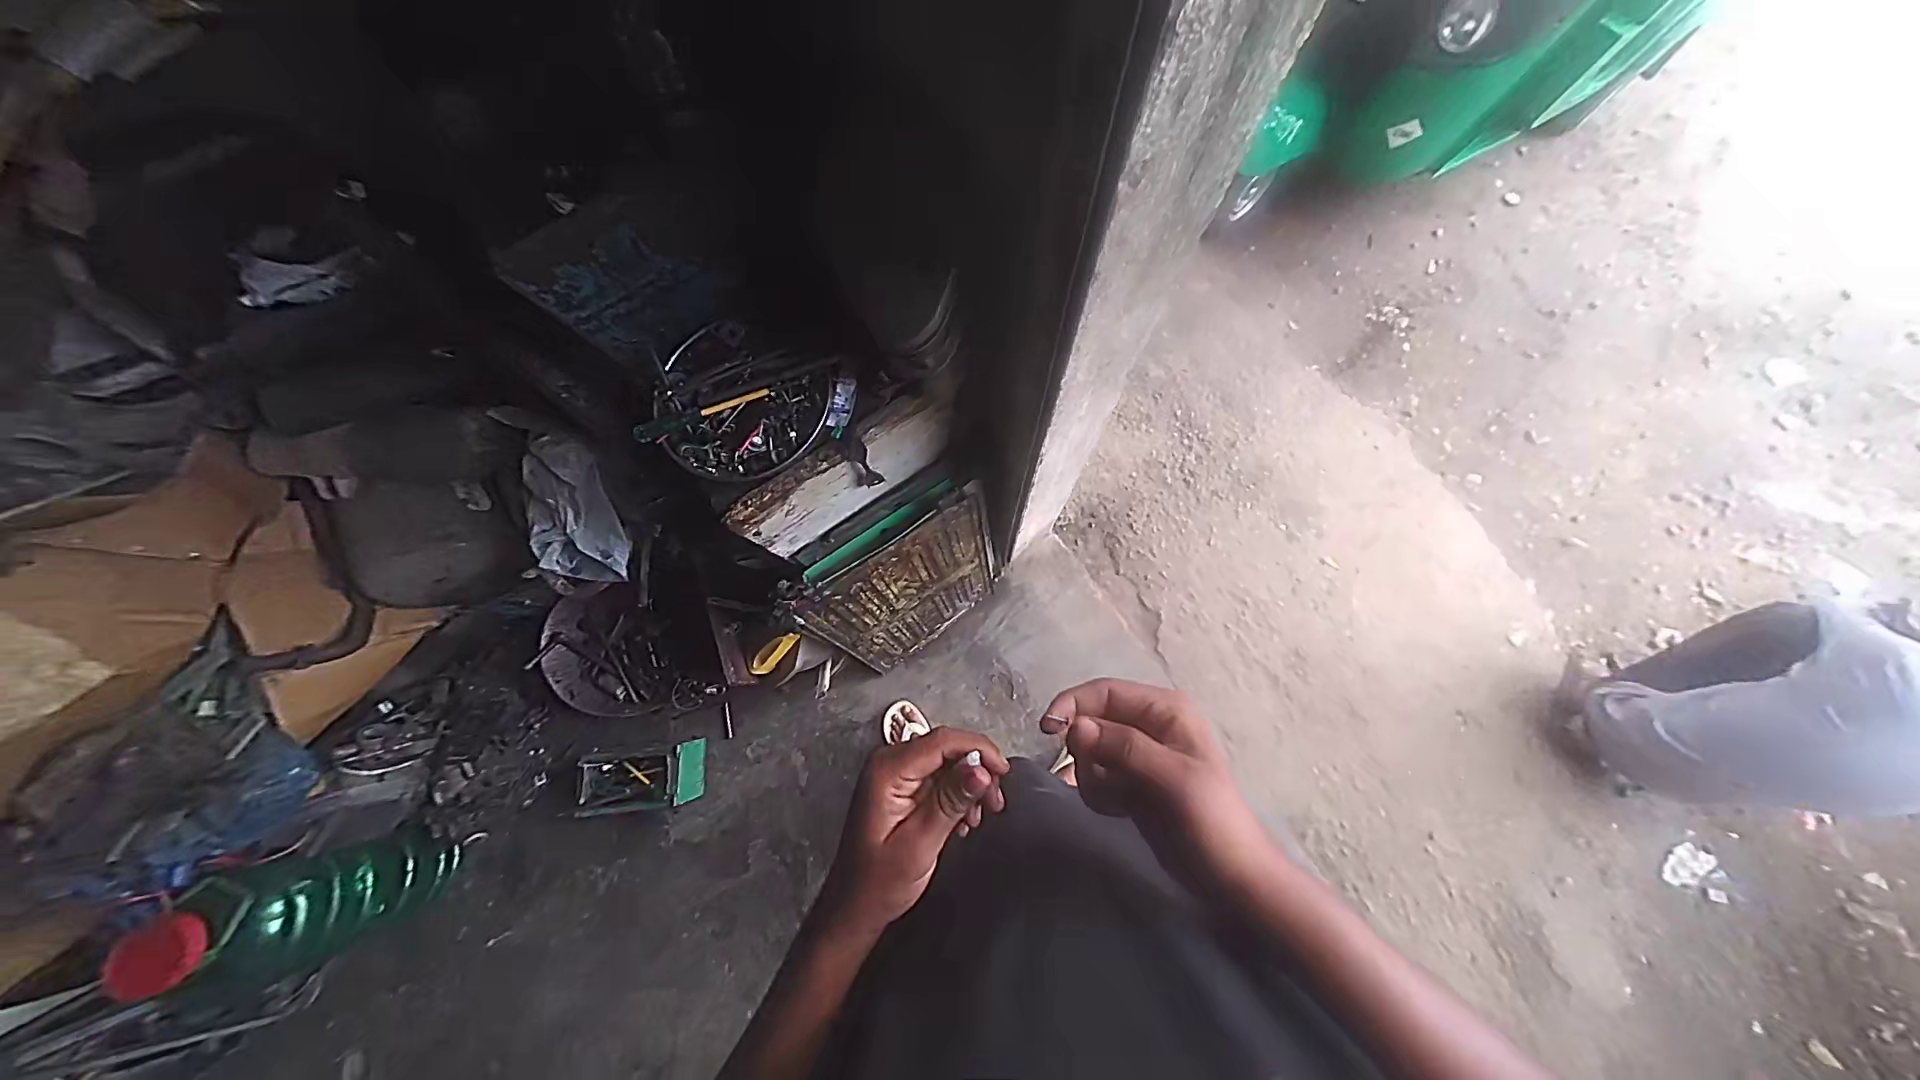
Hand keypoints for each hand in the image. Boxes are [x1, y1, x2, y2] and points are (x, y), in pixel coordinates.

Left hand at [817, 727, 1009, 937]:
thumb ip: (951, 802)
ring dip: (970, 783)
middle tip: (994, 798)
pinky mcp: (902, 786)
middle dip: (977, 769)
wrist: (855, 907)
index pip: (942, 740)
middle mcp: (888, 764)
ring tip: (980, 813)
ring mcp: (895, 774)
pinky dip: (958, 792)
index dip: (978, 749)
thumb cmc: (876, 884)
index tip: (1002, 769)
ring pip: (946, 761)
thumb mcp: (920, 844)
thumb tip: (980, 769)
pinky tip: (964, 817)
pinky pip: (939, 776)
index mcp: (886, 771)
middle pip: (947, 747)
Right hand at [1042, 679, 1281, 894]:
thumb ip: (1124, 747)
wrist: (1232, 879)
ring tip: (1120, 801)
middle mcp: (1149, 724)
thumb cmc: (1212, 822)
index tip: (1048, 731)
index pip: (1104, 692)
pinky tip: (1121, 809)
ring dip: (1092, 777)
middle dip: (1087, 752)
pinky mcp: (1130, 781)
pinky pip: (1094, 776)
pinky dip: (1098, 792)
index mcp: (1165, 709)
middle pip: (1091, 721)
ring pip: (1087, 751)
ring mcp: (1138, 754)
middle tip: (1103, 782)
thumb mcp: (1172, 778)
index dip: (1073, 705)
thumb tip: (1075, 726)